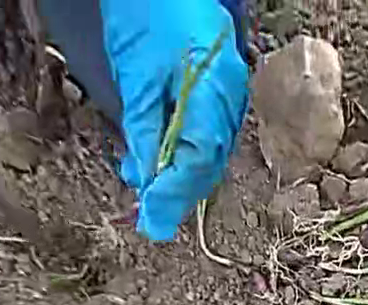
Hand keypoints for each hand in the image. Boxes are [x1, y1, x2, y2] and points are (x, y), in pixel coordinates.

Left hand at [102, 0, 250, 241]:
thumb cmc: (149, 12)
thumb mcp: (136, 71)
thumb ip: (143, 127)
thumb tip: (146, 178)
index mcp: (212, 102)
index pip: (194, 164)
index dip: (172, 194)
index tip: (152, 220)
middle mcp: (229, 111)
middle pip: (205, 167)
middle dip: (176, 193)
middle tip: (150, 219)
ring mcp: (230, 106)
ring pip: (206, 157)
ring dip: (177, 177)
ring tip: (147, 189)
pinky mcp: (222, 101)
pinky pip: (207, 140)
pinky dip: (184, 156)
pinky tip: (162, 160)